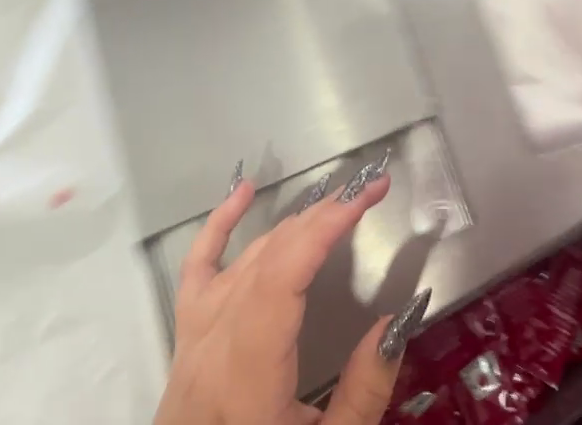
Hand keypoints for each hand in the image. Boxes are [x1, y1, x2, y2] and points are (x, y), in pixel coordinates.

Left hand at [154, 164, 429, 424]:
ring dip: (293, 224)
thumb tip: (395, 321)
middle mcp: (214, 345)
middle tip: (370, 191)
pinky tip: (241, 193)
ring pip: (244, 260)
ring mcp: (193, 339)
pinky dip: (218, 227)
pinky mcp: (185, 341)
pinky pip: (196, 271)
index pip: (283, 275)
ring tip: (337, 201)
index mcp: (247, 372)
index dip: (325, 227)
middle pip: (269, 258)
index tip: (367, 197)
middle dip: (323, 215)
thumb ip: (363, 391)